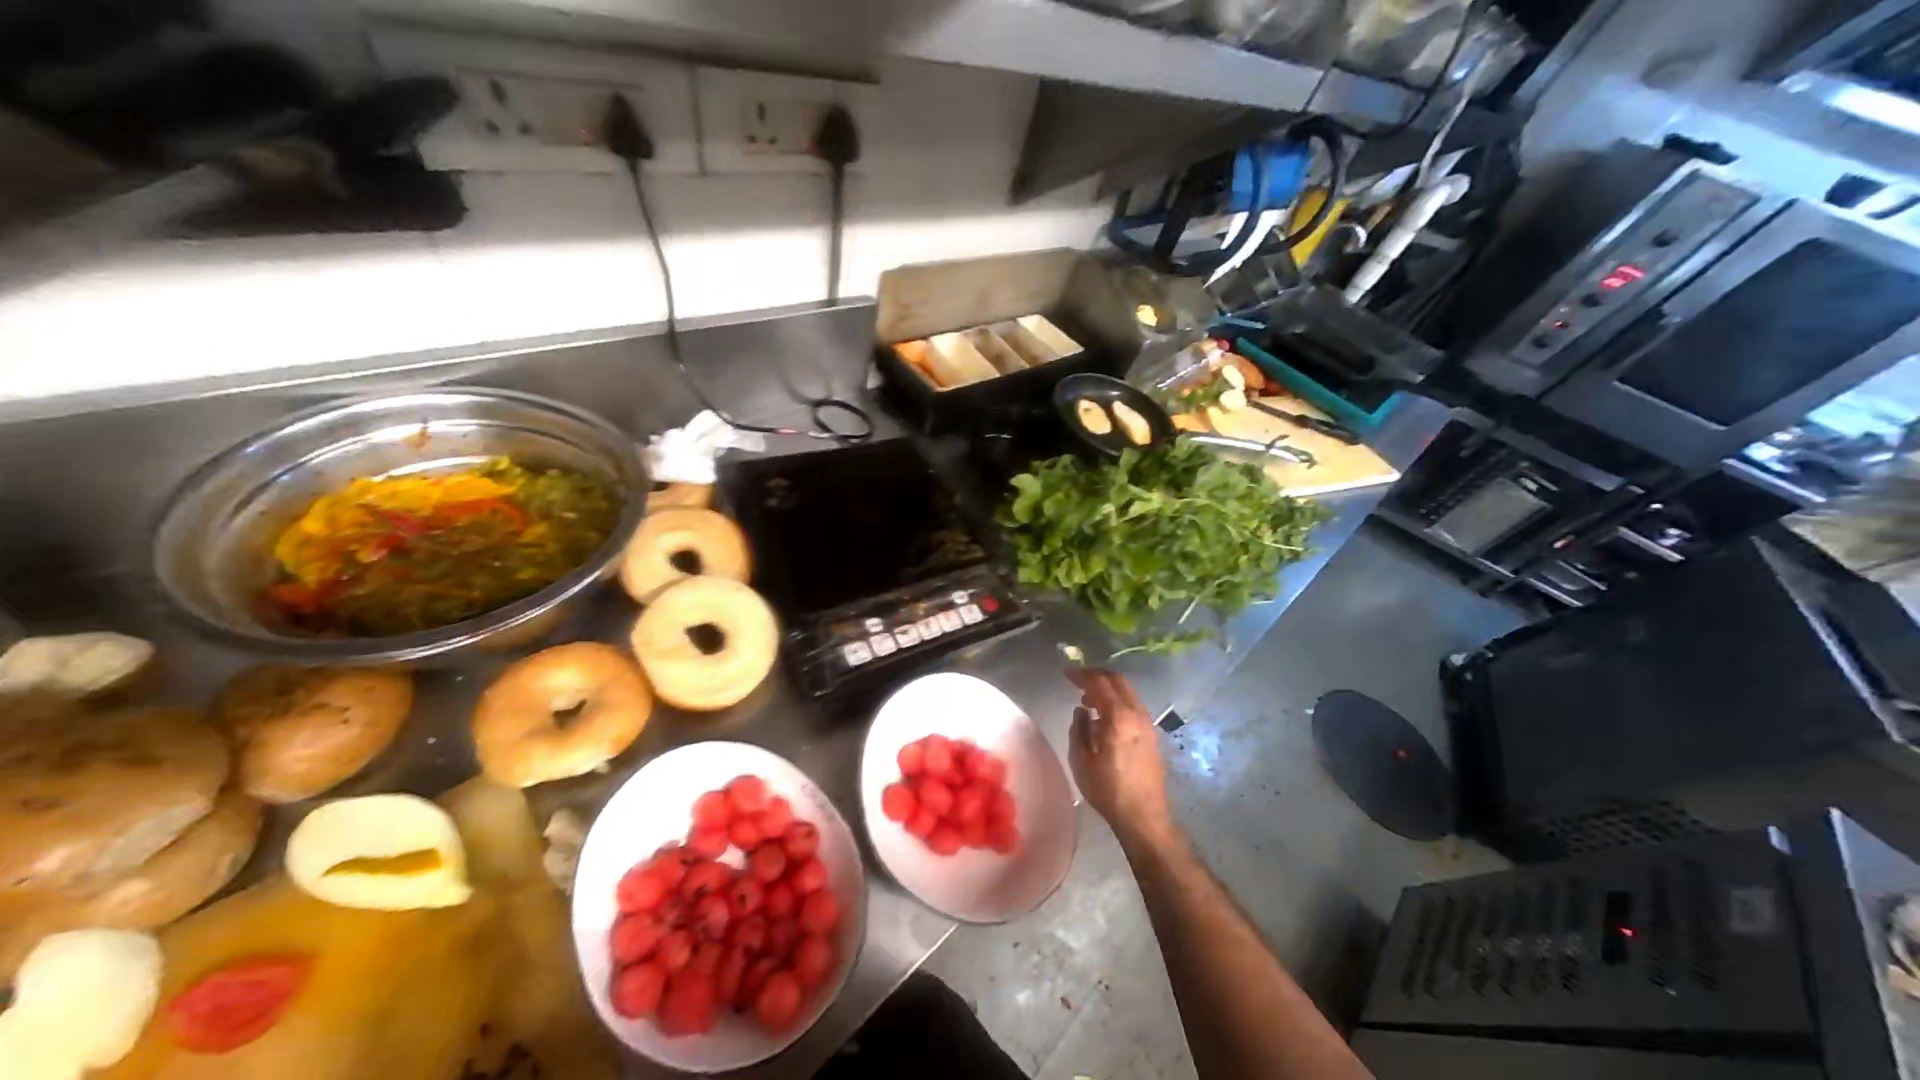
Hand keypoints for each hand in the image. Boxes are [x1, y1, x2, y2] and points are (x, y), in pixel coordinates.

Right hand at [1067, 667, 1172, 845]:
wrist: (1143, 816)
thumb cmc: (1107, 790)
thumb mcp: (1081, 760)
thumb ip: (1078, 728)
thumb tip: (1081, 710)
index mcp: (1118, 717)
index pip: (1099, 683)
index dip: (1081, 675)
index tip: (1066, 673)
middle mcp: (1137, 714)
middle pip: (1118, 680)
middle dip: (1097, 676)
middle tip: (1078, 680)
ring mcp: (1148, 723)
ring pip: (1128, 692)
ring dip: (1108, 688)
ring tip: (1089, 700)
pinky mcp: (1152, 734)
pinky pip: (1133, 705)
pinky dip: (1118, 701)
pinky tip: (1105, 717)